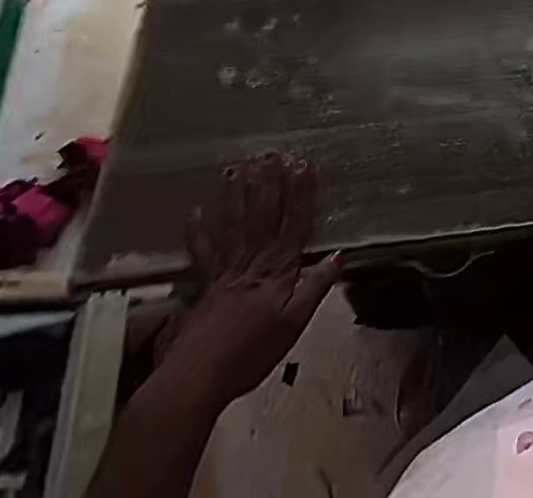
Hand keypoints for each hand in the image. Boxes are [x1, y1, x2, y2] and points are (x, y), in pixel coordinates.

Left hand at [163, 153, 340, 402]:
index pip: (293, 225)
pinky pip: (202, 252)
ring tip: (241, 168)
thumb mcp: (294, 326)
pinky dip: (198, 231)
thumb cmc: (251, 354)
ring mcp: (226, 271)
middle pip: (262, 216)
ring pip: (234, 225)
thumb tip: (337, 257)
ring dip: (238, 195)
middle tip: (270, 155)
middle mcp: (252, 263)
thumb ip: (315, 289)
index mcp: (277, 272)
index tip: (303, 165)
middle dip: (269, 184)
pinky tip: (196, 211)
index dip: (300, 194)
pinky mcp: (206, 284)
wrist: (198, 377)